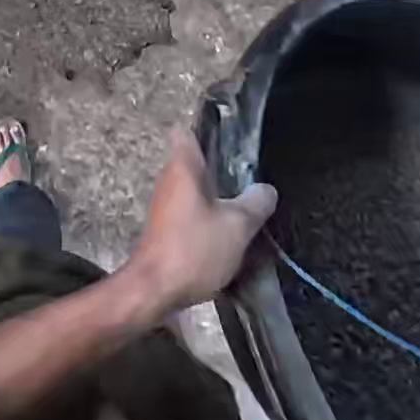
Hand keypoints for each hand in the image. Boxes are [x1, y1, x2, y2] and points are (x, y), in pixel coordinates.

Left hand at [121, 127, 278, 315]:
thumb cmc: (194, 248)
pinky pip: (190, 210)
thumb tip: (265, 189)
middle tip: (249, 179)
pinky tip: (227, 234)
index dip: (207, 130)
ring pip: (194, 188)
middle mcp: (169, 178)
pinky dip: (207, 217)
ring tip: (246, 208)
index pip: (187, 131)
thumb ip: (254, 204)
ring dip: (216, 196)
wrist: (154, 289)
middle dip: (220, 169)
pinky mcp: (164, 226)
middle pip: (194, 161)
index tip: (232, 141)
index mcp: (183, 166)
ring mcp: (165, 203)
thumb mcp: (236, 227)